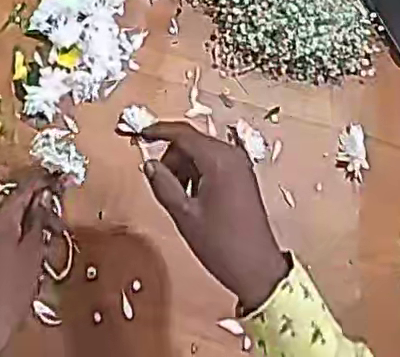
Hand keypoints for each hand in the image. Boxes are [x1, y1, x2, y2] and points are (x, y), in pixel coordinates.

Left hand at [0, 173, 63, 352]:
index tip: (58, 176)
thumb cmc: (11, 290)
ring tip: (41, 233)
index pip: (23, 189)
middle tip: (52, 208)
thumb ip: (37, 220)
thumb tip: (43, 196)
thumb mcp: (32, 254)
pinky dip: (9, 236)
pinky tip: (21, 249)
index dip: (42, 181)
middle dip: (32, 204)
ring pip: (2, 222)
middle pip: (11, 205)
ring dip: (21, 222)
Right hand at [140, 122, 287, 310]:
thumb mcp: (185, 216)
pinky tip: (193, 198)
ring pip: (202, 152)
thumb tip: (150, 164)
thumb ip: (164, 185)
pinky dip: (199, 172)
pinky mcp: (242, 174)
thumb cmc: (221, 244)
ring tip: (180, 198)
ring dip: (185, 167)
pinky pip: (214, 162)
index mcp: (218, 159)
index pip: (184, 133)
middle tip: (162, 185)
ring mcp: (239, 163)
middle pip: (192, 142)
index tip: (141, 133)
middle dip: (173, 158)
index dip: (160, 131)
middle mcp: (230, 154)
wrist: (257, 268)